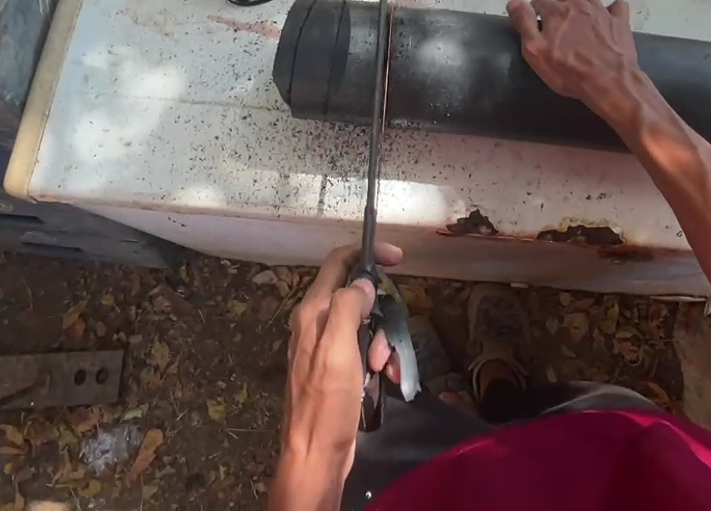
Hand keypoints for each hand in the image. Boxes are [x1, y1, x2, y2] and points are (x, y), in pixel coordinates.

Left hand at [272, 241, 402, 510]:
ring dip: (381, 341)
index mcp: (312, 311)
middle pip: (357, 294)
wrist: (315, 456)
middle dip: (379, 313)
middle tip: (384, 341)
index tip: (397, 258)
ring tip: (381, 368)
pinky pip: (363, 349)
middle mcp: (316, 322)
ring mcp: (326, 346)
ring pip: (364, 323)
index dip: (367, 253)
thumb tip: (363, 281)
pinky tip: (383, 378)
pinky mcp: (337, 368)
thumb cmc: (326, 402)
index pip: (338, 261)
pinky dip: (377, 358)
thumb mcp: (337, 348)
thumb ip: (348, 306)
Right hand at [506, 0, 645, 121]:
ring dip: (582, 4)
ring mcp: (601, 10)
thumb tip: (514, 1)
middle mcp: (578, 4)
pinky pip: (616, 6)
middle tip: (559, 29)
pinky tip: (607, 22)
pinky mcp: (620, 20)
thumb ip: (523, 23)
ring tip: (581, 22)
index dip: (535, 12)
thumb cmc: (568, 71)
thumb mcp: (535, 51)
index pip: (539, 1)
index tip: (537, 27)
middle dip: (558, 8)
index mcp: (555, 11)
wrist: (609, 82)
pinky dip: (611, 10)